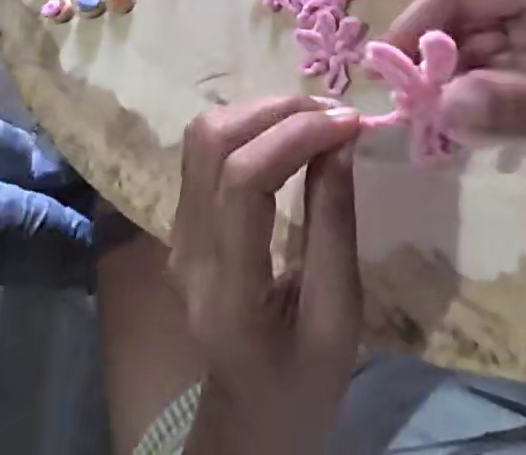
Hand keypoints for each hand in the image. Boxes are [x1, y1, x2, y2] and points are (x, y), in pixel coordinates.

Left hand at [171, 96, 361, 453]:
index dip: (296, 135)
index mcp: (227, 289)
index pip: (242, 180)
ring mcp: (176, 233)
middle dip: (278, 111)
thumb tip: (341, 140)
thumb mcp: (339, 312)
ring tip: (316, 118)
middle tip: (335, 113)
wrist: (251, 414)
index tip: (349, 123)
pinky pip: (205, 151)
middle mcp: (188, 250)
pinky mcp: (182, 221)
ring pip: (202, 137)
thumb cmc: (305, 378)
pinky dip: (250, 126)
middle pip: (212, 143)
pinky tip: (288, 133)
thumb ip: (335, 222)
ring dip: (262, 111)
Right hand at [384, 0, 525, 184]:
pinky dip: (485, 100)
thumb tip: (439, 106)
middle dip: (433, 61)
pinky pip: (508, 74)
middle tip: (405, 115)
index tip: (386, 73)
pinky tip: (468, 130)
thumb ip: (525, 104)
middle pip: (468, 19)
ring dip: (455, 85)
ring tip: (428, 130)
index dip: (417, 25)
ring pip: (483, 49)